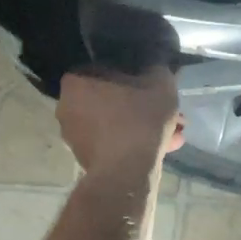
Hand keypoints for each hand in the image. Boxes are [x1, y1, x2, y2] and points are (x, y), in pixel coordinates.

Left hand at [56, 66, 183, 174]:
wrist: (127, 173)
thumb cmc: (139, 120)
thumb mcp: (160, 84)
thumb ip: (157, 69)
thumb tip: (155, 66)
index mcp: (76, 82)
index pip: (105, 68)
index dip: (134, 75)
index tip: (153, 84)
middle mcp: (67, 107)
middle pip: (112, 99)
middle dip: (143, 106)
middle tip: (169, 111)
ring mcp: (74, 136)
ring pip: (116, 123)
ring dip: (143, 126)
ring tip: (174, 132)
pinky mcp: (86, 159)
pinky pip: (114, 143)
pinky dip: (135, 143)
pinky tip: (166, 147)